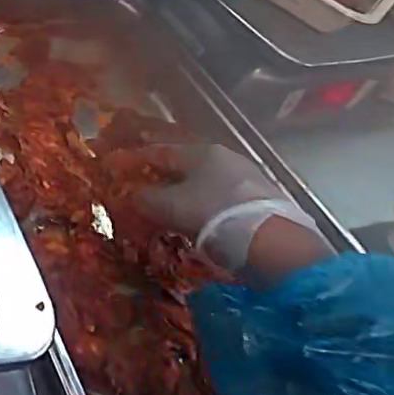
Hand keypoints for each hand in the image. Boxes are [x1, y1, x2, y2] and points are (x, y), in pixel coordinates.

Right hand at [137, 144, 324, 279]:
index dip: (137, 158)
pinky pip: (221, 200)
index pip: (161, 150)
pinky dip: (205, 207)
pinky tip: (200, 222)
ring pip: (205, 183)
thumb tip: (132, 195)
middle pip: (185, 165)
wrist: (275, 244)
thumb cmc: (215, 215)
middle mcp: (226, 158)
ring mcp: (248, 179)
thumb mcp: (170, 207)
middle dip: (163, 177)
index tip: (118, 165)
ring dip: (185, 194)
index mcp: (202, 152)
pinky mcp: (262, 202)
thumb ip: (145, 198)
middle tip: (143, 188)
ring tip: (169, 210)